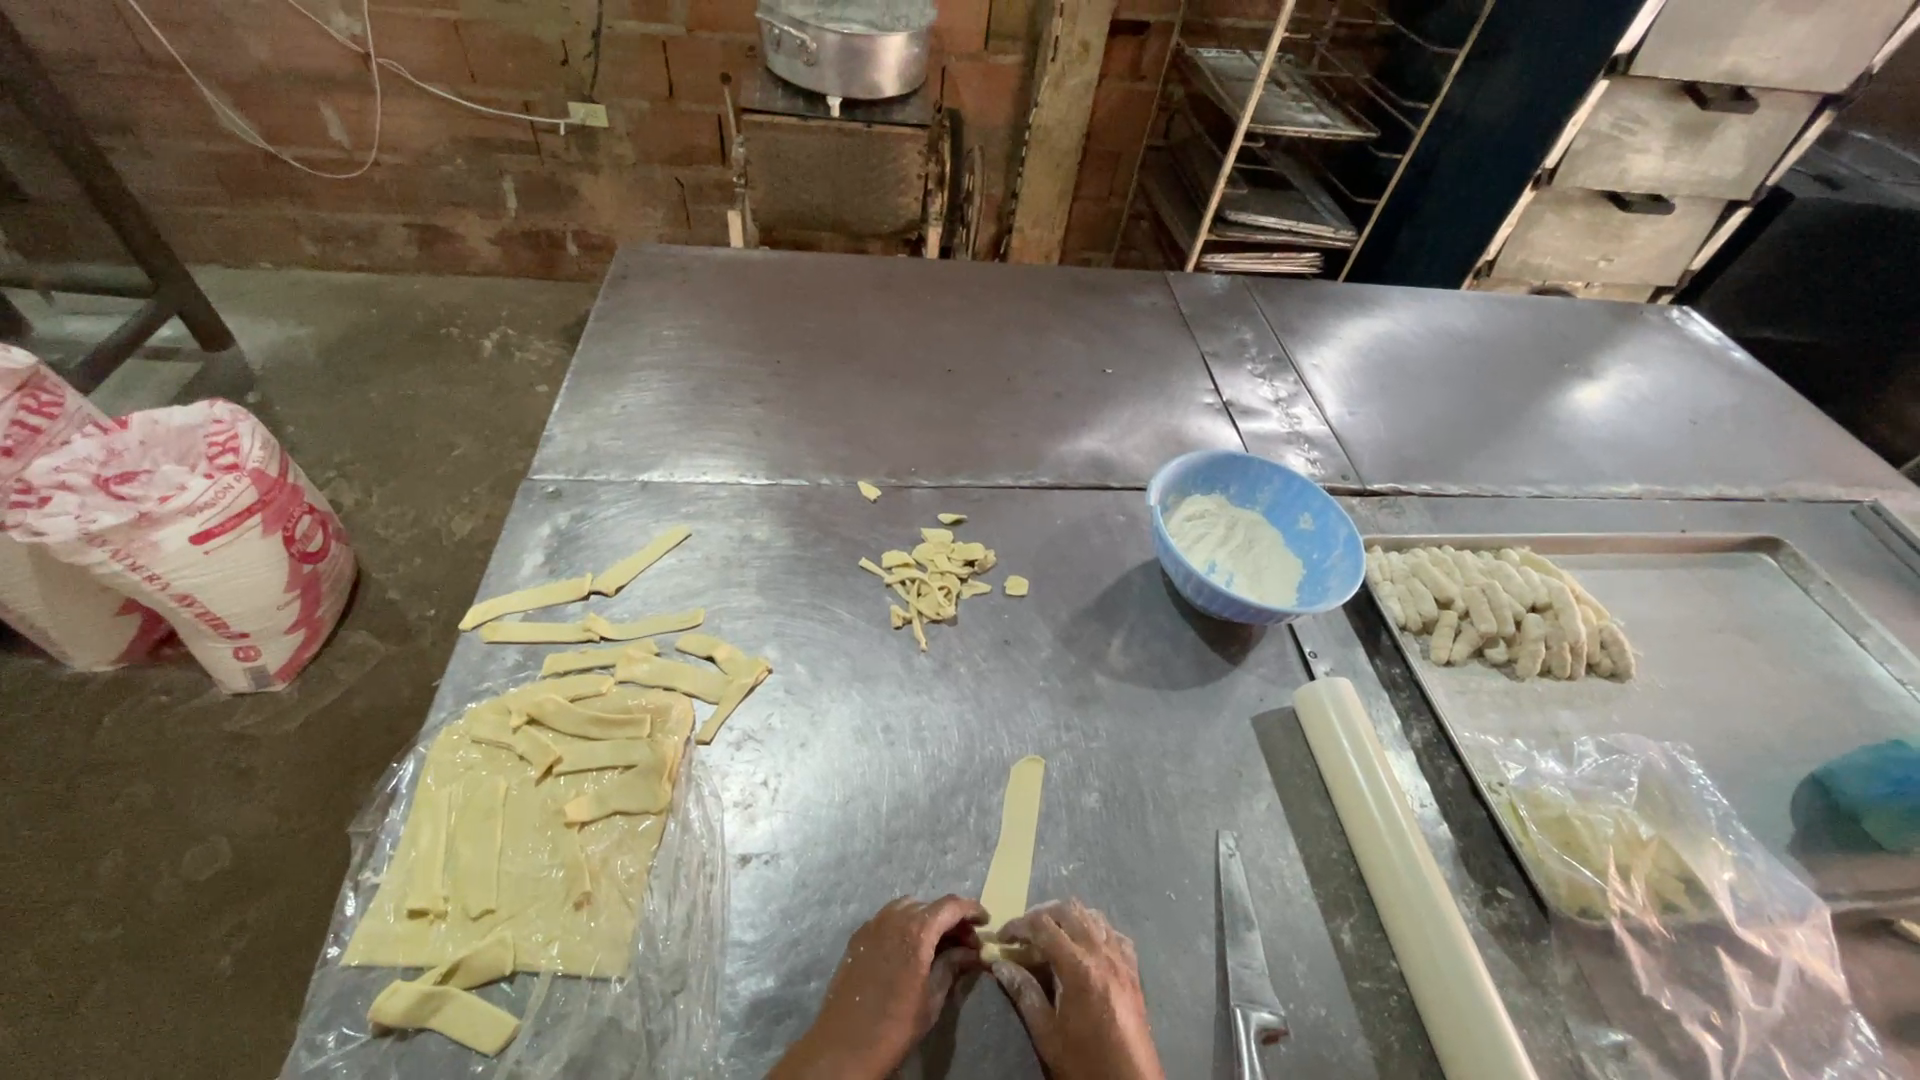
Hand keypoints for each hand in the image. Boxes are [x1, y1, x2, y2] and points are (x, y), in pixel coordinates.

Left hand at [768, 894, 987, 1079]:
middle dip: (951, 919)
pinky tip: (909, 949)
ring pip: (908, 907)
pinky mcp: (858, 937)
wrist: (844, 1044)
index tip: (985, 922)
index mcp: (917, 930)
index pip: (951, 905)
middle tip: (965, 944)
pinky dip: (905, 925)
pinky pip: (888, 919)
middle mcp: (894, 918)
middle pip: (930, 905)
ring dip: (927, 919)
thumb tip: (972, 952)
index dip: (972, 910)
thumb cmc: (895, 1024)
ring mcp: (873, 925)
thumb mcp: (933, 997)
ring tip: (938, 945)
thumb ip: (953, 966)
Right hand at [990, 899, 1165, 1079]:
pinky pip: (1114, 933)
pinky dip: (1096, 930)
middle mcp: (1102, 952)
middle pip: (1068, 910)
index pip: (1042, 925)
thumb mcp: (1046, 1033)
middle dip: (1042, 915)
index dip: (1018, 925)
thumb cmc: (1084, 1062)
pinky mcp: (1133, 970)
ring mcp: (1121, 959)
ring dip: (1069, 918)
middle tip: (1024, 934)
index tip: (1002, 937)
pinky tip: (1085, 946)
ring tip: (1052, 936)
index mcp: (1078, 966)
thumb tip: (1000, 964)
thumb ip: (1024, 992)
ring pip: (1093, 915)